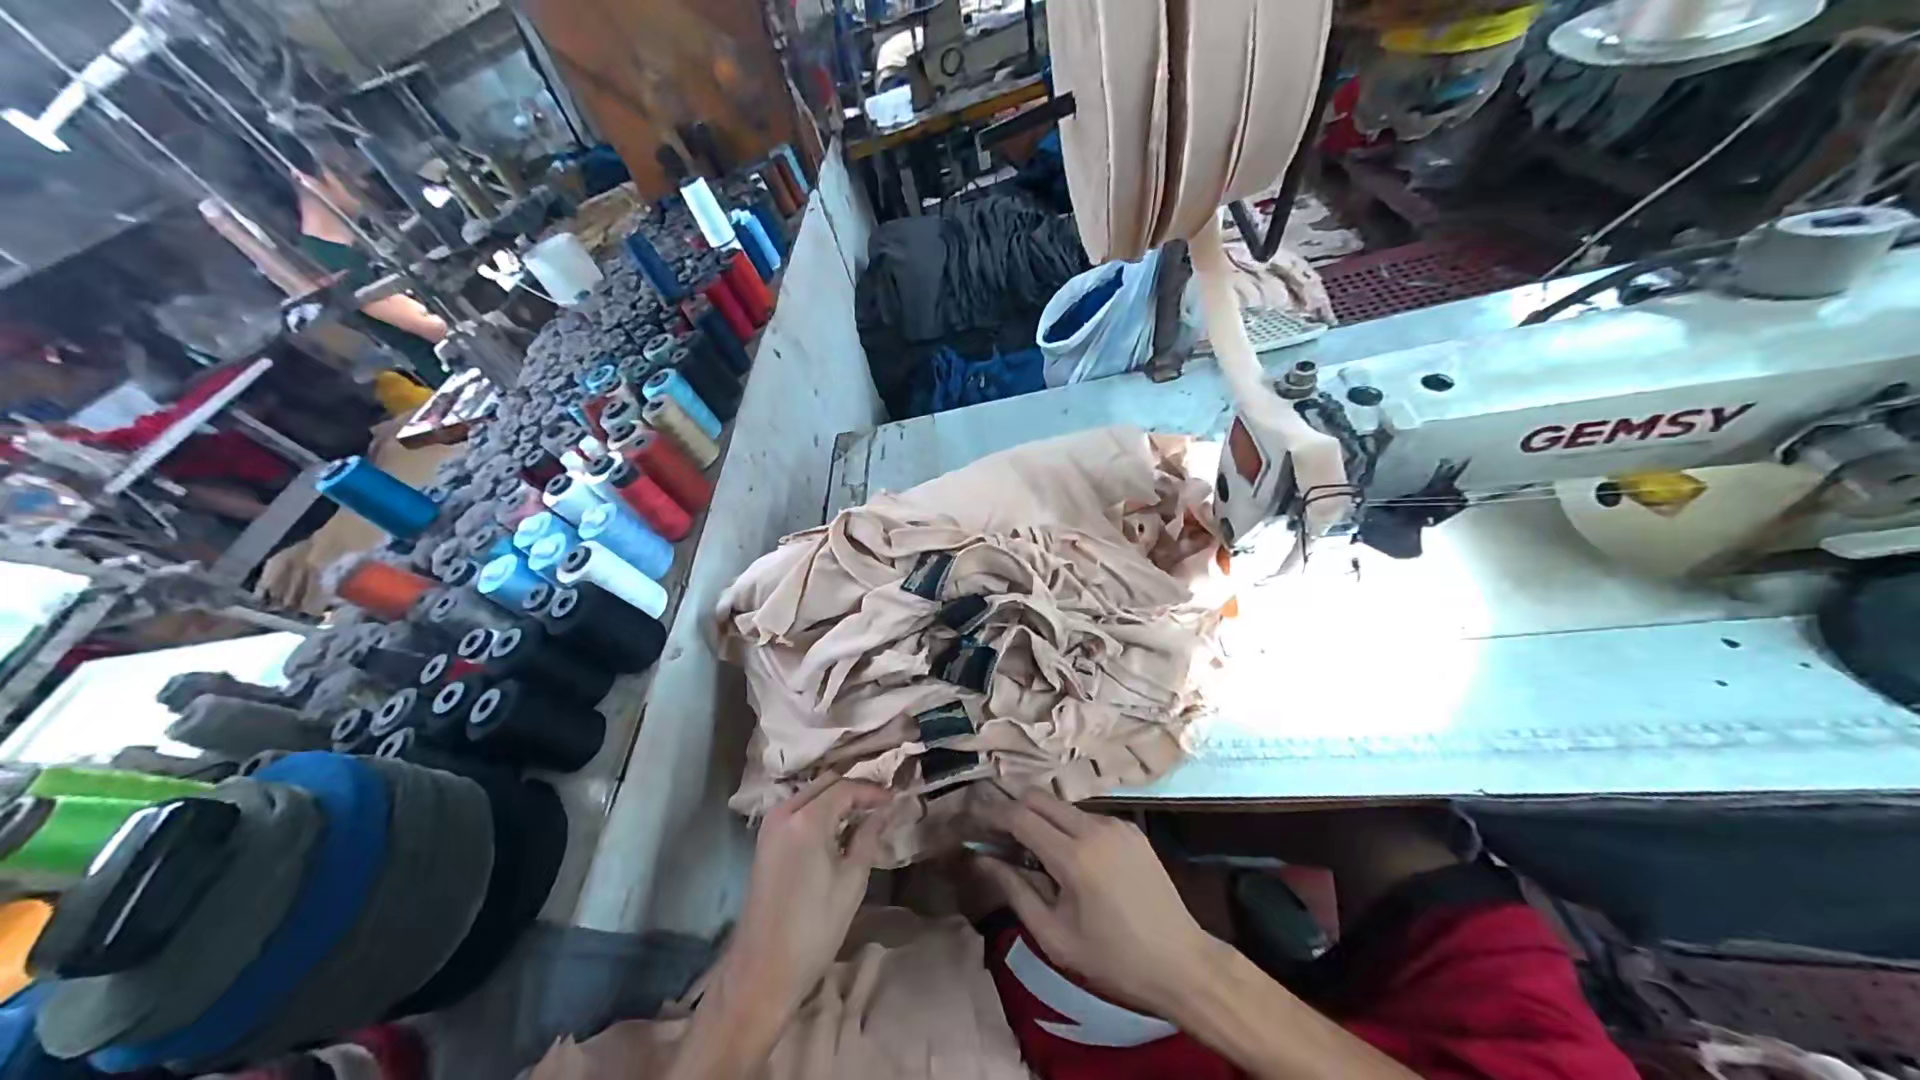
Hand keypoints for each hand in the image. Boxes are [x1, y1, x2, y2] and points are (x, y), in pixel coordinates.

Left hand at [720, 774, 893, 1016]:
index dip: (873, 791)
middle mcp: (783, 813)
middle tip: (882, 804)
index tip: (896, 800)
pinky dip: (819, 810)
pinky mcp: (764, 842)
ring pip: (810, 793)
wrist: (763, 971)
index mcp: (806, 821)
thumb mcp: (851, 882)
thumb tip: (886, 810)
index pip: (845, 788)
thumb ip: (869, 837)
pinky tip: (838, 828)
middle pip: (825, 783)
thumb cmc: (814, 928)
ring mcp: (769, 826)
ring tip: (865, 815)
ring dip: (836, 798)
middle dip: (854, 789)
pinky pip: (797, 810)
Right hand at [971, 787, 1224, 1017]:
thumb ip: (1015, 891)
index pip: (1019, 816)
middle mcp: (1095, 828)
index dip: (991, 814)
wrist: (1182, 964)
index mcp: (1073, 856)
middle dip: (1013, 808)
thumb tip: (982, 859)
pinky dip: (1069, 827)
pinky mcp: (1132, 829)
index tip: (973, 821)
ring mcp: (1117, 825)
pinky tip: (1069, 857)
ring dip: (1042, 819)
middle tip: (997, 833)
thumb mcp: (1054, 936)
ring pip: (1063, 806)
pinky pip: (1088, 817)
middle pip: (1039, 798)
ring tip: (1032, 851)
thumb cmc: (1112, 960)